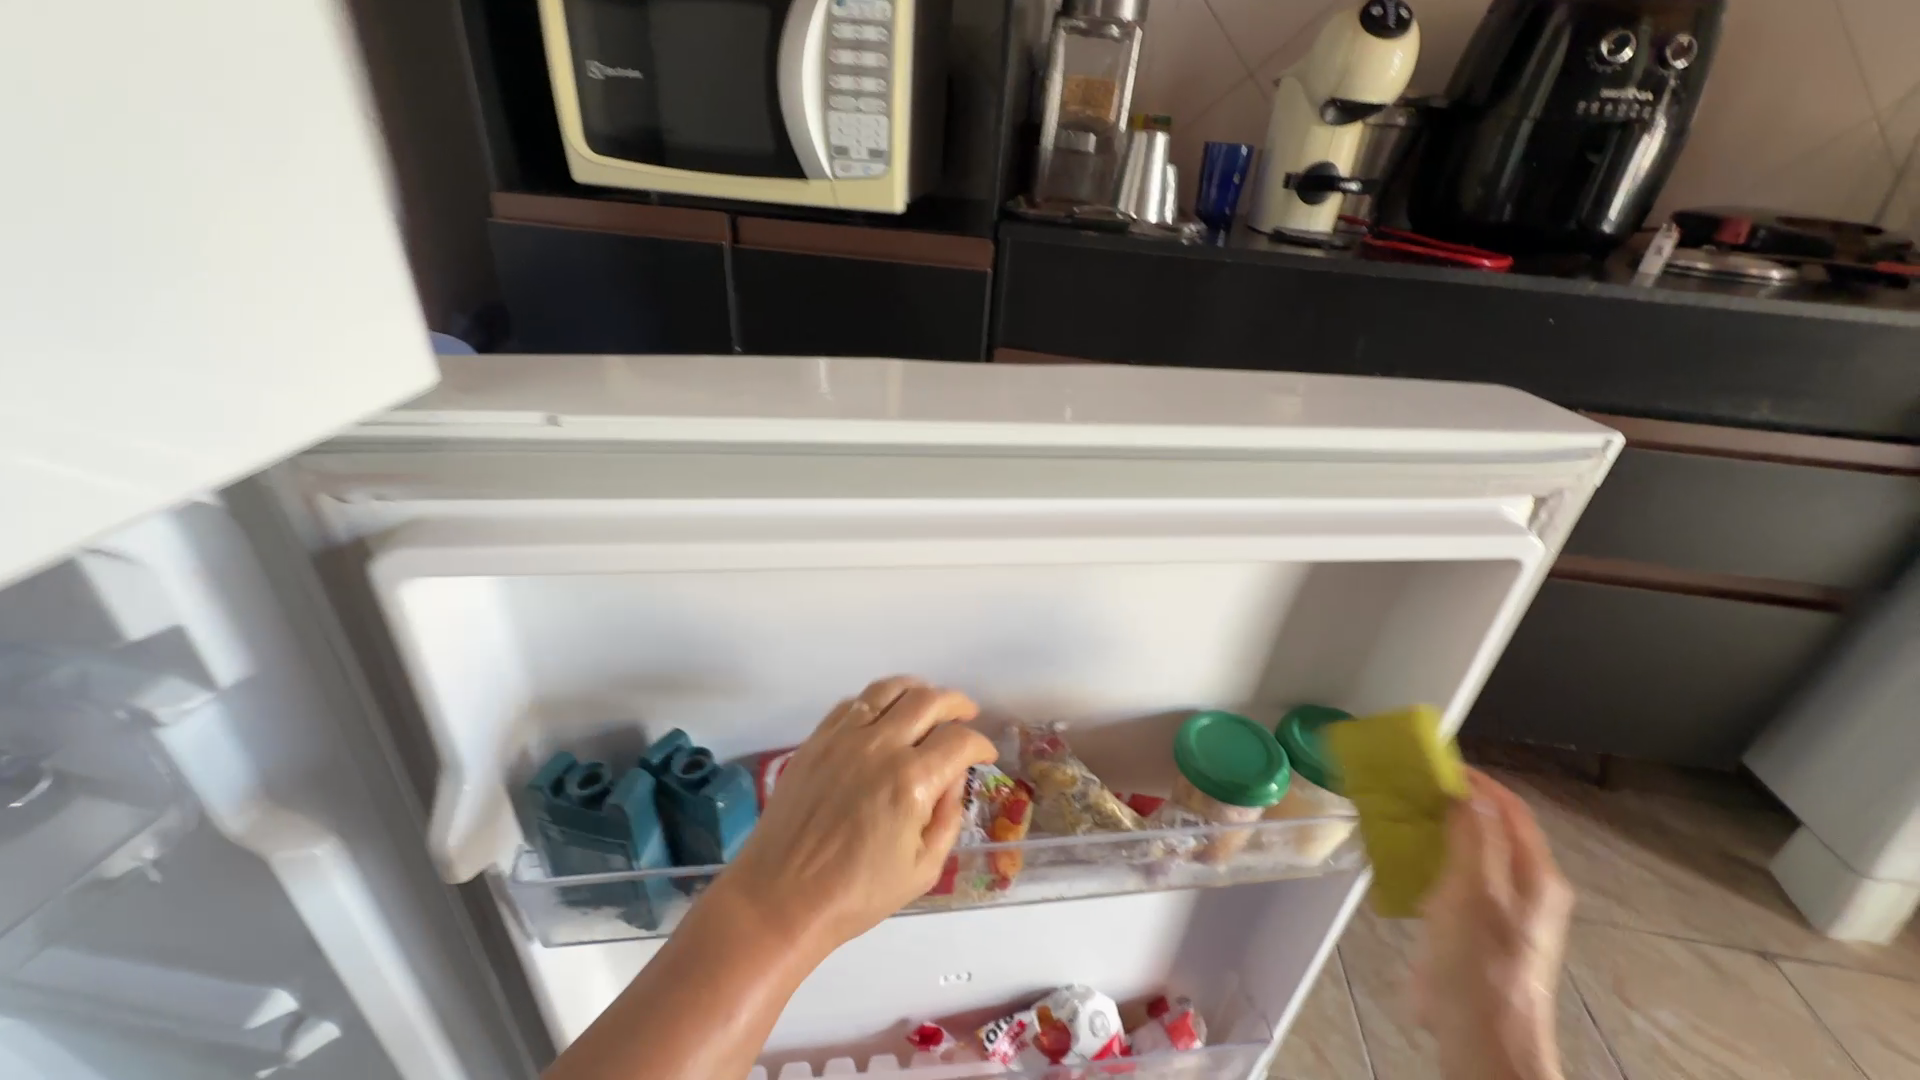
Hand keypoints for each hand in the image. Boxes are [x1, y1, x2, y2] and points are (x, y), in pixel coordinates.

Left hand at [715, 676, 996, 957]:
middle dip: (957, 704)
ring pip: (888, 689)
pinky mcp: (816, 741)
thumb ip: (948, 817)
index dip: (980, 744)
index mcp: (911, 782)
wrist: (781, 897)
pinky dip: (875, 700)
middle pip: (929, 701)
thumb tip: (953, 779)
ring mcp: (843, 739)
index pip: (959, 741)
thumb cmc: (856, 894)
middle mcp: (880, 747)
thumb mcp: (923, 869)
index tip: (984, 754)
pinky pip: (851, 703)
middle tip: (967, 714)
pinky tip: (883, 714)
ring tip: (929, 700)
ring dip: (918, 689)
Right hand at [1414, 769, 1573, 1079]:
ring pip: (1471, 854)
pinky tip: (1404, 862)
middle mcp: (1526, 888)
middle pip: (1492, 829)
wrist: (1479, 1032)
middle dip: (1454, 803)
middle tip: (1412, 787)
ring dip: (1439, 831)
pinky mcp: (1476, 930)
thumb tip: (1466, 792)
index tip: (1436, 764)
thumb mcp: (1474, 888)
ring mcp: (1502, 911)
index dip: (1477, 782)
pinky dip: (1431, 862)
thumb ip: (1473, 836)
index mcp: (1536, 875)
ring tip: (1401, 816)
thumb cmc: (1479, 958)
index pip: (1510, 809)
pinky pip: (1455, 880)